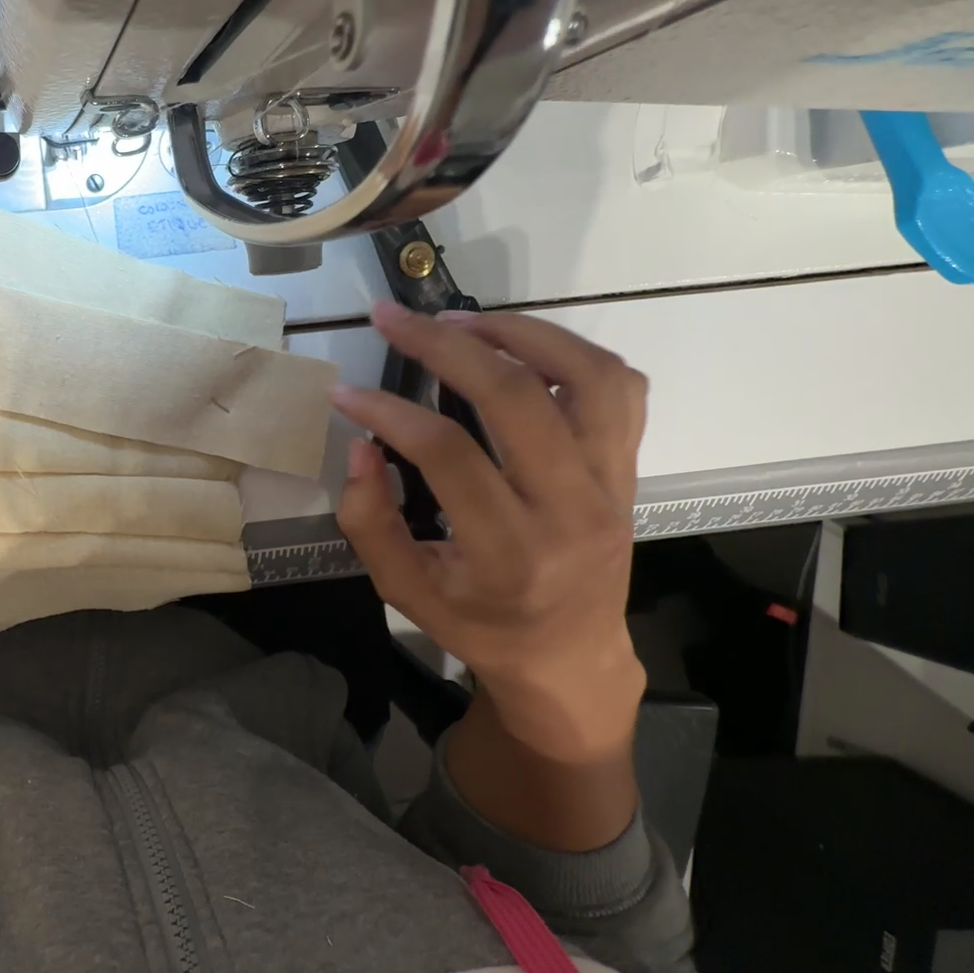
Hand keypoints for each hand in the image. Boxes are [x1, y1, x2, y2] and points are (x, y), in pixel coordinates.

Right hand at [332, 300, 647, 763]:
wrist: (568, 654)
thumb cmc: (478, 624)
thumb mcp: (402, 589)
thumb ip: (370, 520)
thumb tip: (361, 444)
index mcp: (510, 549)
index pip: (448, 453)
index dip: (388, 411)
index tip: (345, 393)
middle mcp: (572, 508)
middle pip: (516, 398)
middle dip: (445, 345)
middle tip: (392, 318)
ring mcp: (612, 483)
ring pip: (585, 377)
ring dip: (518, 333)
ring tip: (458, 320)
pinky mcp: (628, 468)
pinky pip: (617, 388)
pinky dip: (569, 351)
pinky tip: (517, 347)